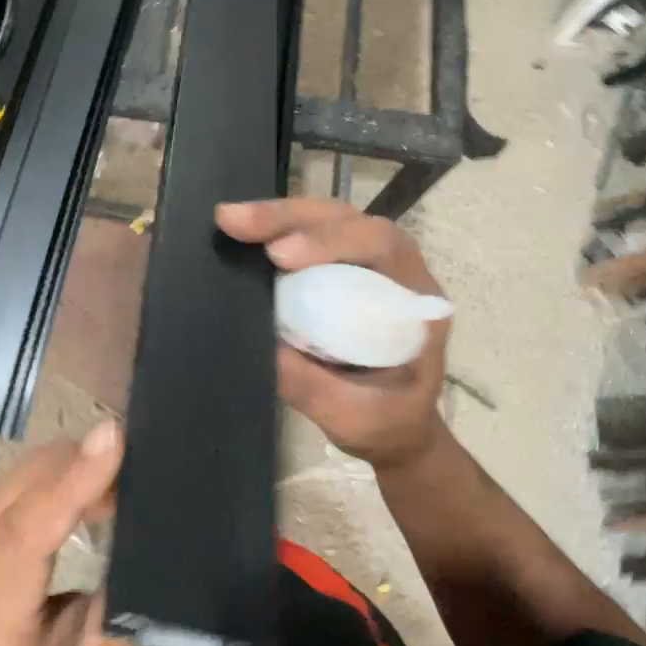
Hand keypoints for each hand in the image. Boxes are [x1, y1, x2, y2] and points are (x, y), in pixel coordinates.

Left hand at [0, 421, 130, 645]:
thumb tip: (139, 539)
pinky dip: (55, 471)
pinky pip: (14, 478)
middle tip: (135, 467)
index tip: (113, 437)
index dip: (71, 482)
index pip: (24, 533)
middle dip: (80, 464)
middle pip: (20, 490)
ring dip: (69, 465)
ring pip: (18, 473)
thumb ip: (111, 611)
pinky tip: (86, 484)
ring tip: (115, 482)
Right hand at [216, 197, 451, 471]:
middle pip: (346, 219)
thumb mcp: (353, 417)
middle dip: (290, 217)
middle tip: (234, 221)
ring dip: (278, 216)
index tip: (281, 255)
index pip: (381, 246)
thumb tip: (260, 343)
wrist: (395, 430)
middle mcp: (394, 268)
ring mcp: (364, 262)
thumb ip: (312, 385)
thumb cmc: (385, 422)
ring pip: (325, 218)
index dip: (331, 240)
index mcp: (416, 299)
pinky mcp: (336, 265)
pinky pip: (309, 233)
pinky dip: (274, 229)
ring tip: (230, 220)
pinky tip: (243, 232)